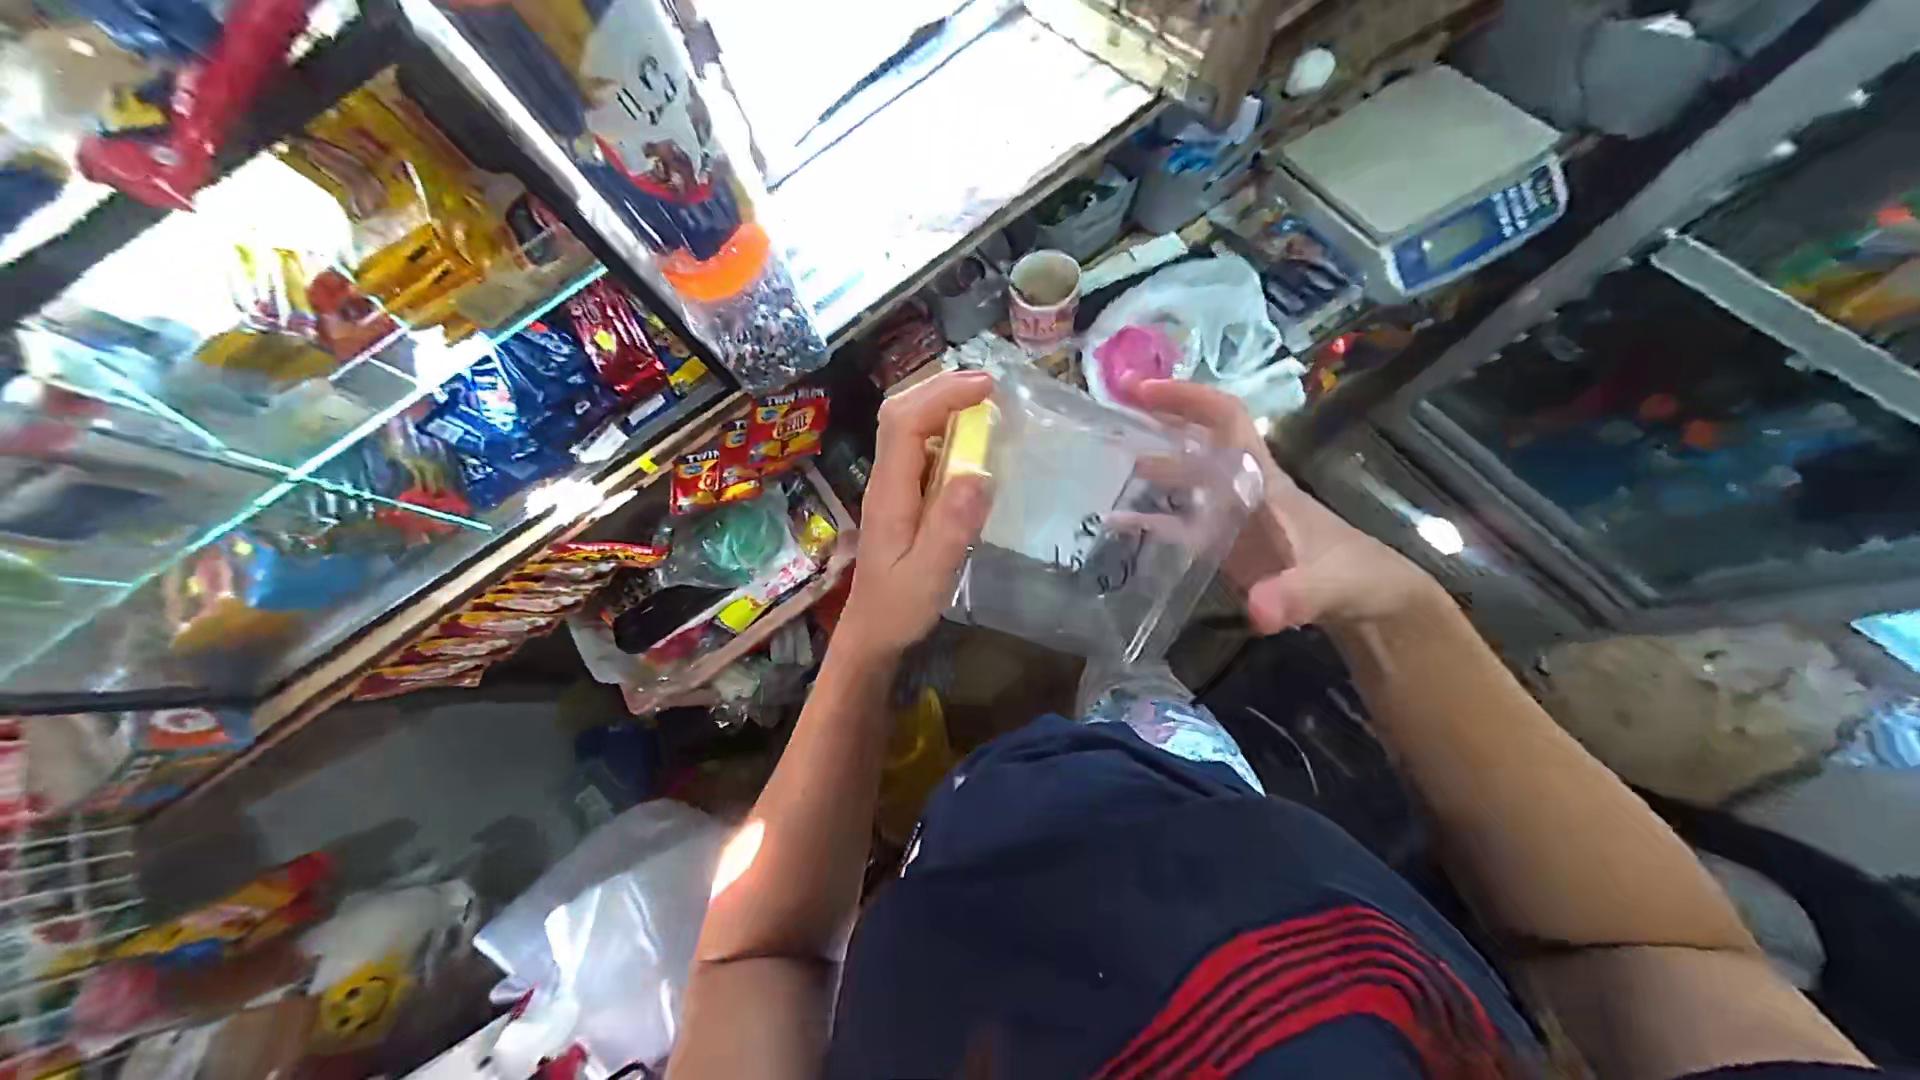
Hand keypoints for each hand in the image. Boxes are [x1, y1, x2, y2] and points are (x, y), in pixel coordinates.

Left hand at [837, 370, 995, 658]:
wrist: (872, 630)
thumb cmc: (900, 607)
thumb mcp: (930, 575)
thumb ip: (951, 527)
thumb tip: (978, 473)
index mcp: (890, 493)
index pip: (905, 424)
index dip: (942, 396)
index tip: (987, 388)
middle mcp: (886, 479)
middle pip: (900, 413)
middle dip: (941, 388)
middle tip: (989, 385)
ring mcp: (892, 484)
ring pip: (907, 425)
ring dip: (942, 402)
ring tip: (984, 399)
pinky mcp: (903, 494)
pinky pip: (919, 446)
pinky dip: (945, 427)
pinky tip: (971, 437)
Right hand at [1134, 379, 1443, 632]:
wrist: (1370, 605)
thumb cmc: (1355, 577)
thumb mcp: (1328, 584)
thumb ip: (1295, 594)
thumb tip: (1257, 611)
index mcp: (1263, 480)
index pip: (1226, 421)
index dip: (1188, 398)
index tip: (1145, 389)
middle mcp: (1241, 489)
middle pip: (1197, 441)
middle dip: (1158, 419)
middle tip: (1111, 410)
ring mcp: (1230, 517)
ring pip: (1185, 478)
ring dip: (1151, 465)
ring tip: (1106, 460)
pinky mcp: (1223, 547)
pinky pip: (1178, 524)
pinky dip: (1149, 520)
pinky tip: (1118, 523)